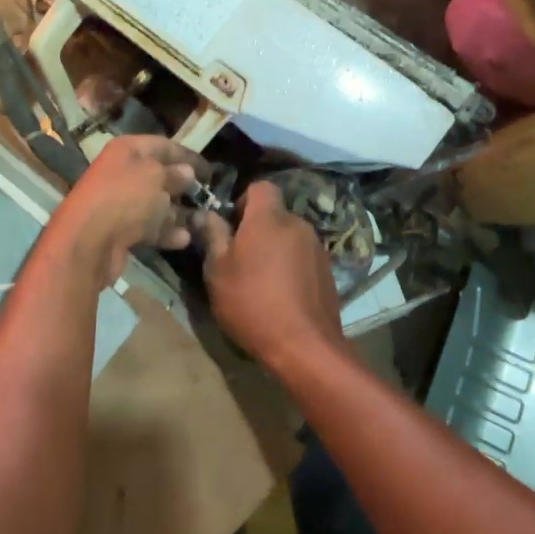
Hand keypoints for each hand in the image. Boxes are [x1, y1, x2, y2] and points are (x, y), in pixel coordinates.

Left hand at [50, 136, 209, 285]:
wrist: (88, 241)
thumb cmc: (125, 197)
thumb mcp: (156, 177)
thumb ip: (175, 174)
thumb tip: (186, 172)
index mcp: (127, 150)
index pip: (162, 145)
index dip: (187, 155)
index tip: (210, 169)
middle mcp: (122, 172)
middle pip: (159, 175)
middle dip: (183, 186)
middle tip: (207, 195)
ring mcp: (120, 202)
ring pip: (155, 204)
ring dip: (178, 213)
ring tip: (202, 221)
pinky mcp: (120, 230)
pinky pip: (148, 227)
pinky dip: (165, 232)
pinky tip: (185, 239)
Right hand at [198, 182, 346, 370]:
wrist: (304, 346)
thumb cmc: (252, 303)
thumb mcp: (218, 271)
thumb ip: (212, 235)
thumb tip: (205, 213)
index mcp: (269, 218)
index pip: (260, 187)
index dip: (243, 200)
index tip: (231, 226)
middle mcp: (297, 224)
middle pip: (275, 214)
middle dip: (257, 229)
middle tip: (239, 258)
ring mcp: (317, 248)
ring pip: (289, 237)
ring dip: (275, 249)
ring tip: (261, 280)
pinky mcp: (328, 272)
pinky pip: (303, 257)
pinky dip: (291, 267)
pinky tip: (281, 295)